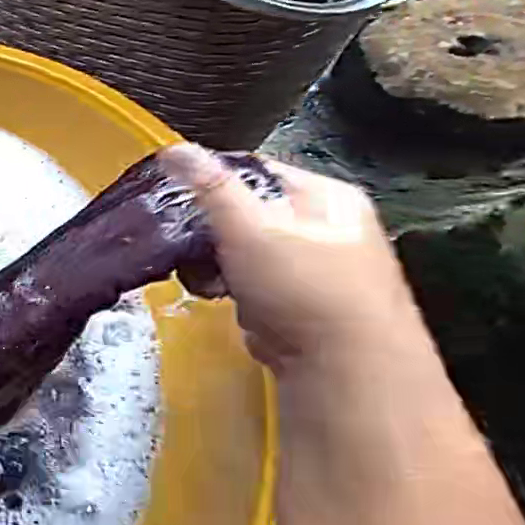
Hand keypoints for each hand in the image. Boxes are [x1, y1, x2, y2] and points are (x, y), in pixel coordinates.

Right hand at [157, 144, 431, 378]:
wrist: (351, 375)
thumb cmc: (303, 288)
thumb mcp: (248, 227)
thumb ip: (209, 186)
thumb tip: (173, 148)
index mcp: (330, 197)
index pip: (256, 170)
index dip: (212, 181)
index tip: (179, 199)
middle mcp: (334, 228)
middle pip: (250, 213)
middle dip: (214, 233)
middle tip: (190, 246)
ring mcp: (325, 270)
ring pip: (249, 251)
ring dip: (221, 266)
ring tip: (210, 282)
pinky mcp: (310, 307)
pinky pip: (258, 285)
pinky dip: (239, 293)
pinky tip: (230, 304)